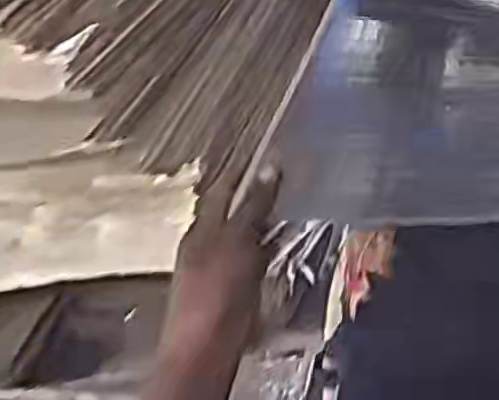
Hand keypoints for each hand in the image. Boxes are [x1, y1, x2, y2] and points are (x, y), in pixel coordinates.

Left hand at [155, 165, 281, 377]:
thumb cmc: (216, 289)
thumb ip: (254, 203)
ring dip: (270, 217)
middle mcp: (209, 242)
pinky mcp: (239, 283)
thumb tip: (270, 167)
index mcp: (202, 228)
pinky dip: (274, 242)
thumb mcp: (237, 238)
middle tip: (290, 172)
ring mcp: (223, 264)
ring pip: (250, 230)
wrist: (208, 348)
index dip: (243, 168)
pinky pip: (259, 252)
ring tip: (297, 198)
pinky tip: (291, 236)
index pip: (223, 187)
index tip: (268, 149)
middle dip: (260, 192)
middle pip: (237, 208)